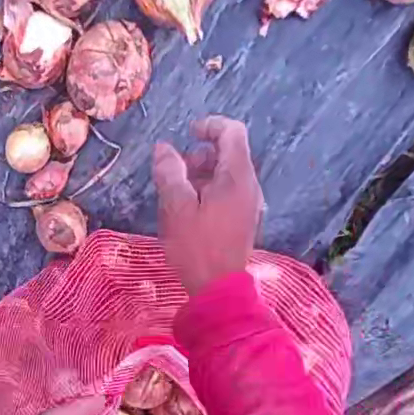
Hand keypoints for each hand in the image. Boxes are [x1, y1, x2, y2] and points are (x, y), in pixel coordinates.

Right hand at [152, 115, 263, 295]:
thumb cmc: (196, 247)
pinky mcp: (244, 221)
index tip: (187, 133)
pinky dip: (210, 191)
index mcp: (237, 177)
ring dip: (203, 175)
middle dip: (201, 154)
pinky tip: (190, 211)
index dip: (209, 126)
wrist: (217, 289)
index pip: (232, 132)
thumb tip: (164, 149)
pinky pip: (229, 193)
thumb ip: (169, 172)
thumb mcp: (176, 207)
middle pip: (229, 153)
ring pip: (228, 175)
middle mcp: (250, 186)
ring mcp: (250, 205)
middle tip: (176, 171)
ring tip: (178, 194)